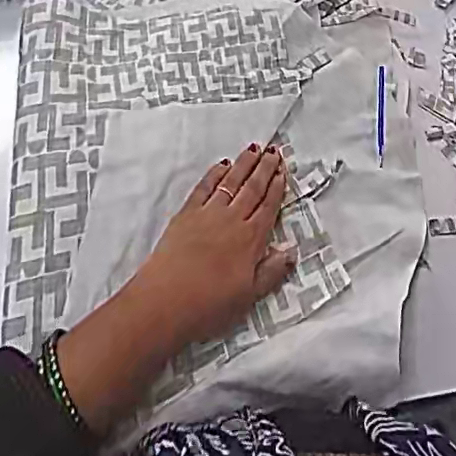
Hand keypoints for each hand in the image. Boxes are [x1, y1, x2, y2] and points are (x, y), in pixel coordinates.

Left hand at [124, 144, 297, 346]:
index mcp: (251, 239)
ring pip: (231, 182)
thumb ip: (271, 272)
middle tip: (274, 152)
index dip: (277, 187)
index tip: (283, 171)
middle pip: (253, 188)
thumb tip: (291, 252)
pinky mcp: (186, 215)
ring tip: (254, 149)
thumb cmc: (208, 306)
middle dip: (265, 168)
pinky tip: (221, 166)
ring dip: (243, 164)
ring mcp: (208, 214)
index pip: (269, 206)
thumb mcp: (248, 297)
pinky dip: (214, 175)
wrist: (164, 302)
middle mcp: (232, 220)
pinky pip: (204, 188)